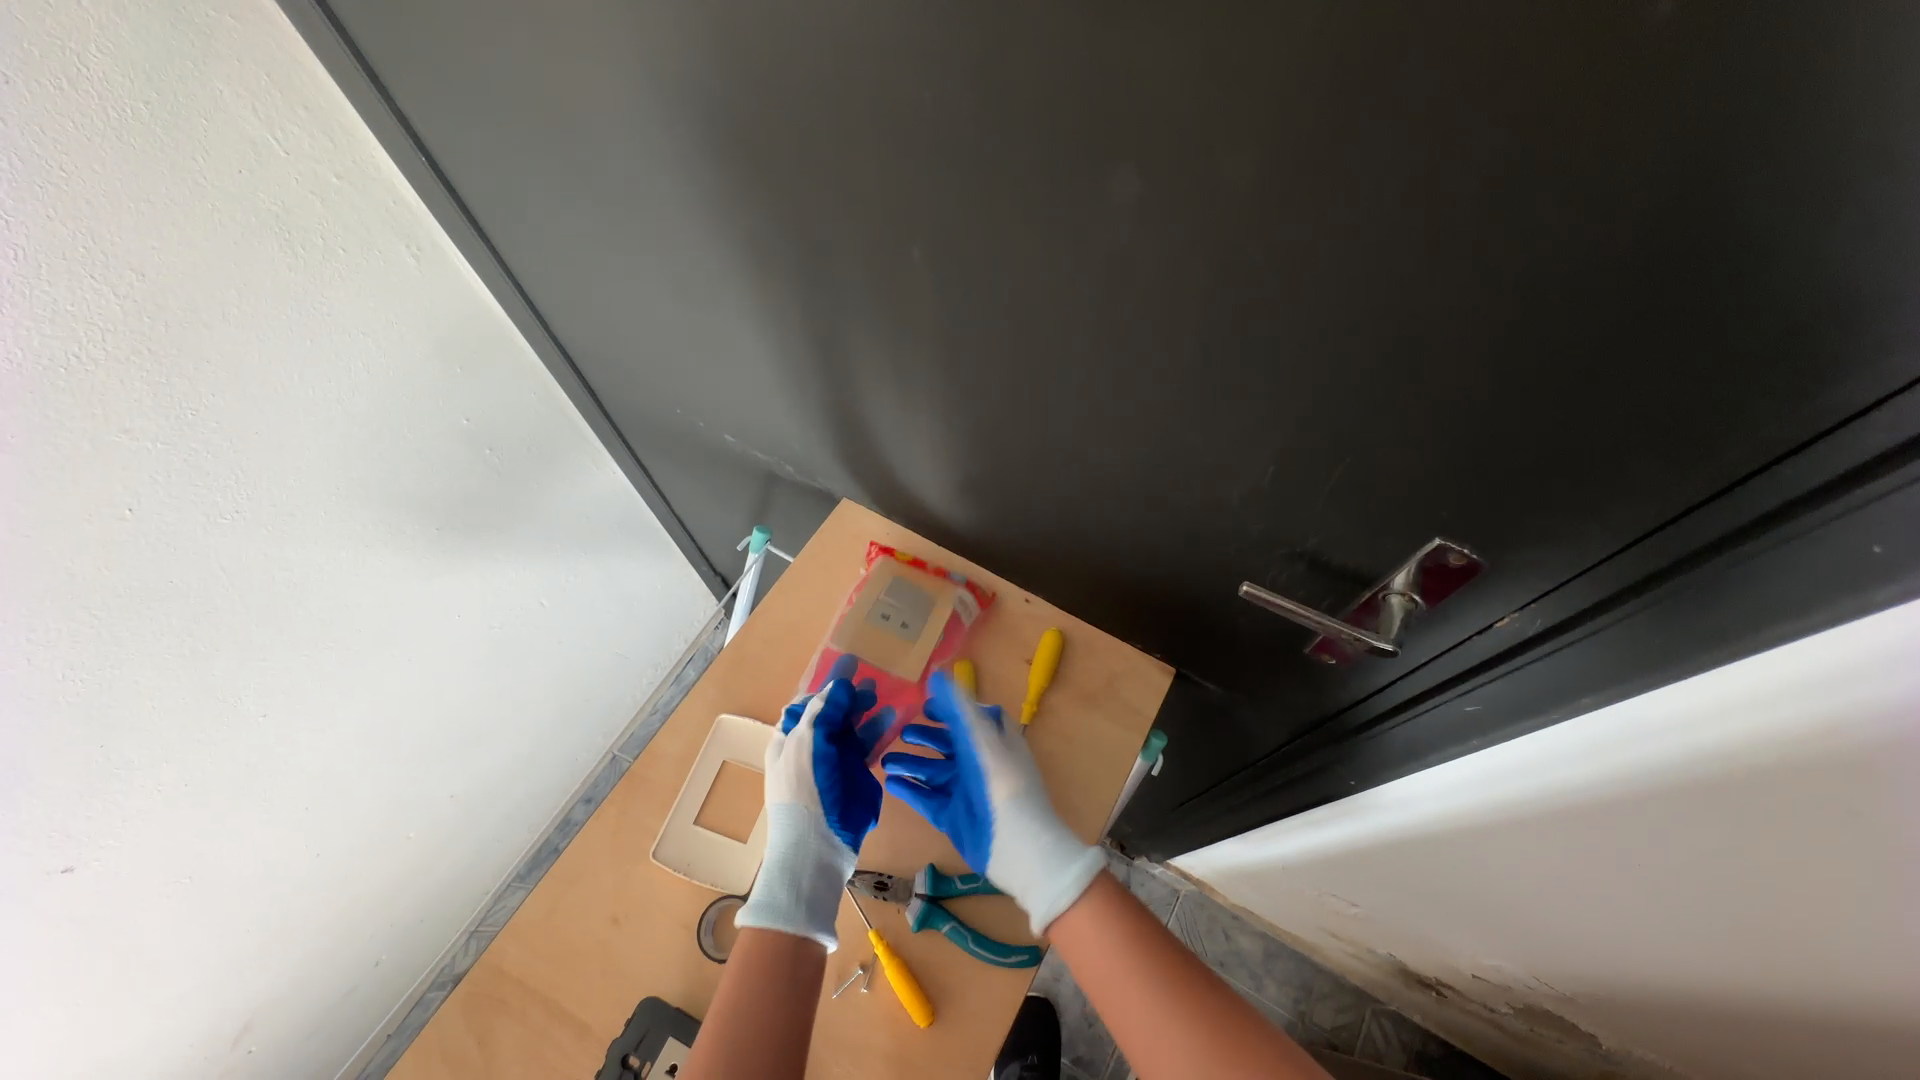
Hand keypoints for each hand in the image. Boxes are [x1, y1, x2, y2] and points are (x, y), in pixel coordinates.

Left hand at [734, 655, 887, 949]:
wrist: (816, 847)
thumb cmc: (804, 790)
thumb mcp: (806, 743)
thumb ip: (822, 711)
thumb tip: (837, 684)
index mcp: (791, 737)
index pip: (809, 701)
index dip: (827, 682)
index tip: (849, 661)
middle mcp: (814, 746)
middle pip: (834, 711)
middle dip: (851, 693)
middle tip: (873, 676)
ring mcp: (837, 762)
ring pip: (854, 727)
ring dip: (868, 708)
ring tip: (886, 691)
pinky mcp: (858, 777)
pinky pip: (870, 746)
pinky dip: (881, 729)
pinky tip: (895, 716)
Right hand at [880, 671, 1103, 934]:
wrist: (1021, 847)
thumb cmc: (1003, 785)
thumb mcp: (981, 739)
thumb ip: (959, 707)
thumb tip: (938, 674)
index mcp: (993, 741)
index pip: (971, 718)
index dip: (950, 710)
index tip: (924, 705)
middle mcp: (979, 764)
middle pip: (949, 744)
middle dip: (926, 737)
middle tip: (898, 731)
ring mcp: (966, 792)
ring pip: (934, 772)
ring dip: (911, 763)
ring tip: (885, 759)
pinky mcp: (954, 817)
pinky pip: (927, 799)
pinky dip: (910, 789)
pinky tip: (889, 783)